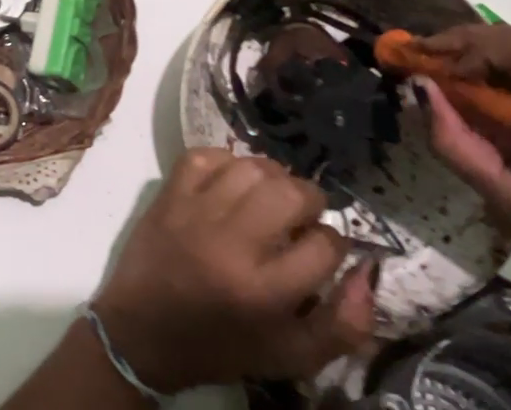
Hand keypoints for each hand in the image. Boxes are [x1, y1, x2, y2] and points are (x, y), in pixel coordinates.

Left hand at [90, 148, 373, 392]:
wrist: (142, 333)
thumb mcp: (291, 355)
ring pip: (251, 167)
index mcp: (265, 292)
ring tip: (269, 196)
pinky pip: (204, 156)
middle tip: (301, 216)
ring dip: (271, 176)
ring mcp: (195, 214)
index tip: (321, 250)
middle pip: (291, 193)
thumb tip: (367, 270)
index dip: (333, 244)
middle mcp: (232, 245)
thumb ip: (343, 324)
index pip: (325, 244)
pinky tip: (231, 183)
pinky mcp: (167, 196)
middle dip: (309, 200)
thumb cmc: (221, 347)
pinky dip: (225, 162)